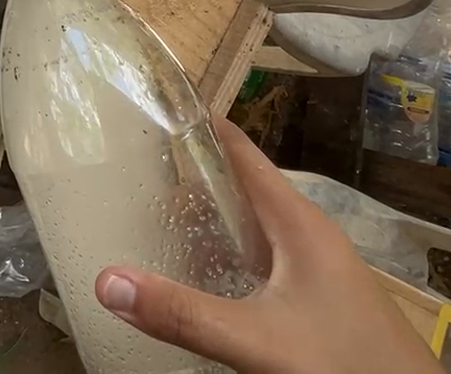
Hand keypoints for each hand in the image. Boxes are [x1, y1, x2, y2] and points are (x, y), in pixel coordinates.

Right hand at [95, 122, 441, 373]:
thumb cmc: (346, 366)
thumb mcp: (259, 342)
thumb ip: (184, 313)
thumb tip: (104, 280)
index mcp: (296, 220)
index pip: (239, 148)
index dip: (196, 122)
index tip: (148, 102)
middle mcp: (306, 232)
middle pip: (239, 183)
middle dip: (187, 171)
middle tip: (130, 163)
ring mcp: (316, 266)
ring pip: (249, 221)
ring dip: (206, 213)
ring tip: (153, 213)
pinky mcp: (319, 298)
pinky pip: (259, 255)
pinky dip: (224, 249)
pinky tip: (200, 274)